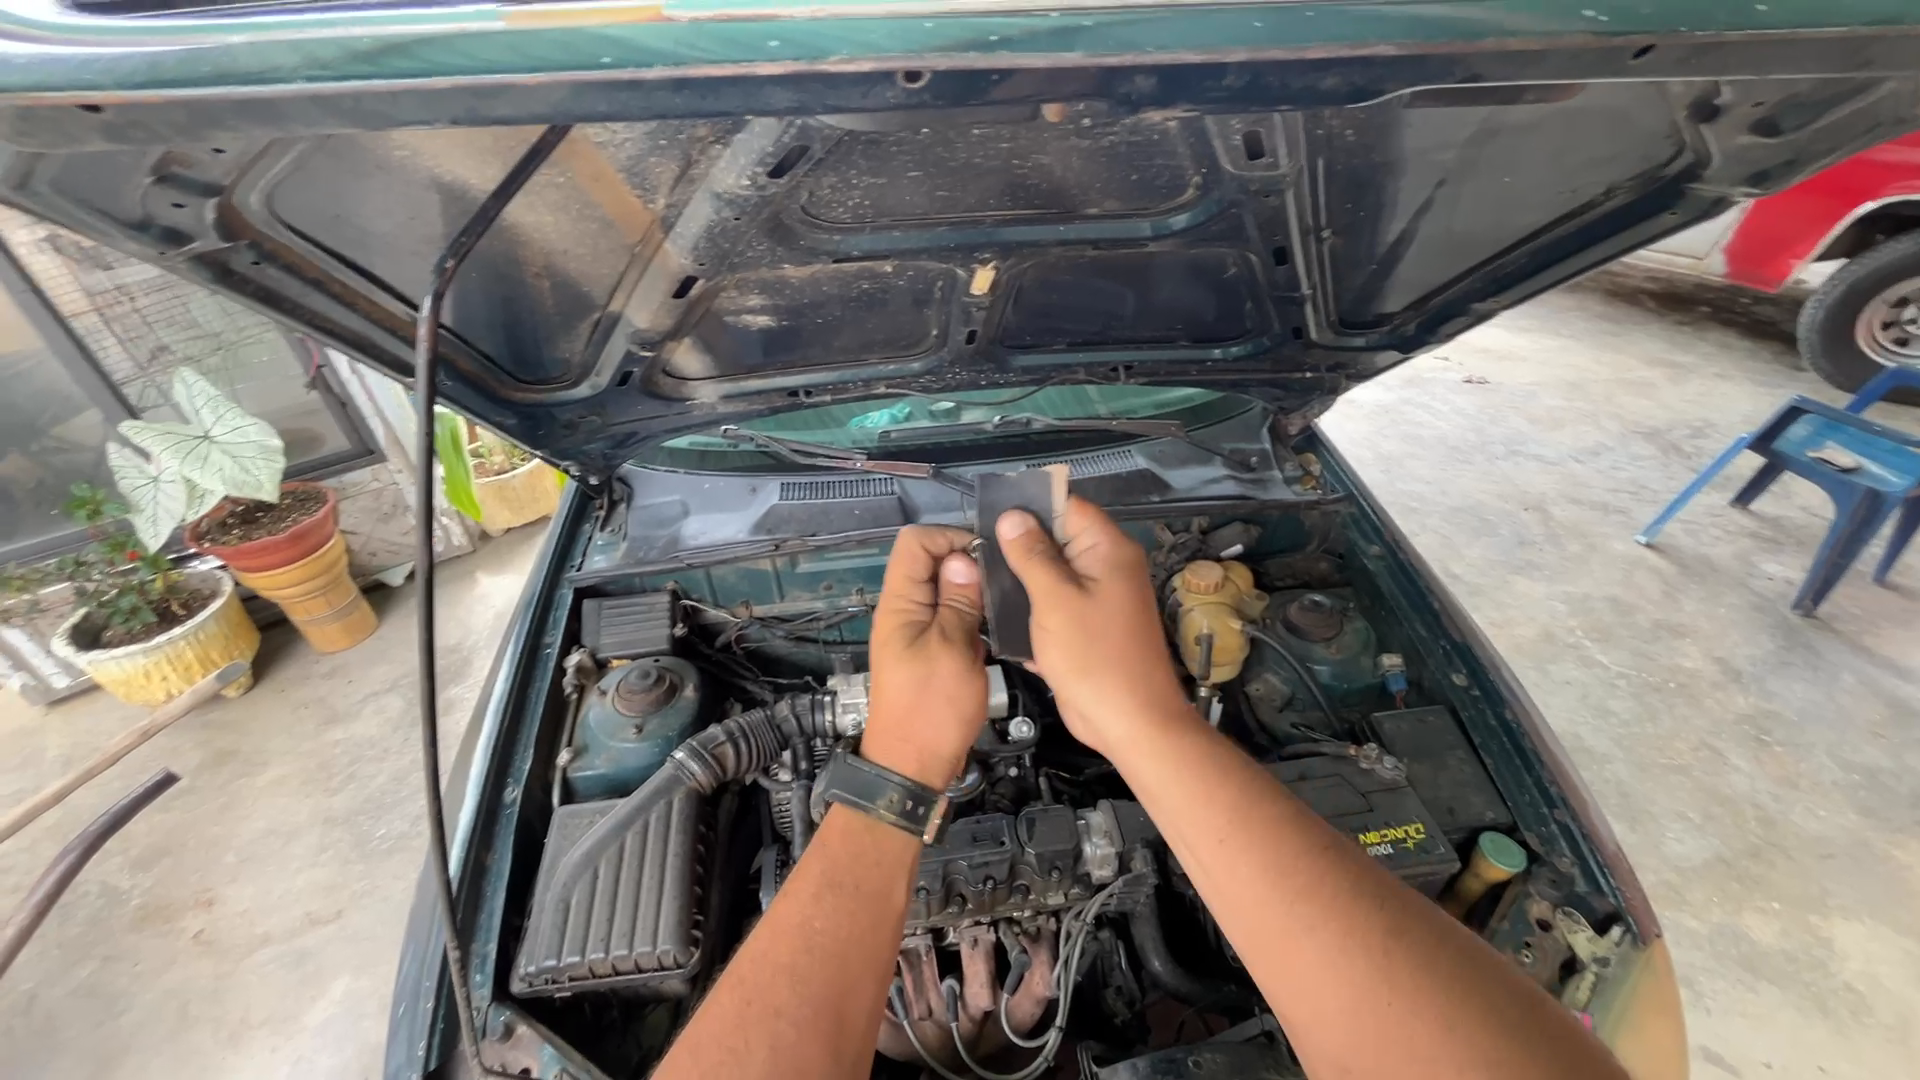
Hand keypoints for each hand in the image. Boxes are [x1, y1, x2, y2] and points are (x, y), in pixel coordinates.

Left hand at [861, 525, 987, 788]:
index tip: (986, 555)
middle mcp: (904, 610)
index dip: (950, 537)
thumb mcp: (952, 649)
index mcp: (900, 602)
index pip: (915, 542)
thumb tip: (963, 558)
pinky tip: (998, 629)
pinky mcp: (931, 652)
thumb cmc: (932, 709)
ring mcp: (916, 632)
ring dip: (973, 592)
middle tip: (1005, 580)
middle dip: (967, 563)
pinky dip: (973, 617)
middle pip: (931, 563)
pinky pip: (951, 619)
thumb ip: (958, 601)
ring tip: (1007, 603)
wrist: (912, 768)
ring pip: (945, 592)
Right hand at [994, 497, 1194, 756]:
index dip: (1030, 505)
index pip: (1067, 507)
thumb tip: (1012, 515)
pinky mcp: (1086, 627)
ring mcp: (1098, 598)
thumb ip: (1032, 555)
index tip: (989, 511)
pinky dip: (1032, 607)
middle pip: (1057, 539)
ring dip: (1021, 578)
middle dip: (1019, 543)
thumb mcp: (1055, 600)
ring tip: (979, 576)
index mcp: (1107, 550)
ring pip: (1052, 574)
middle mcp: (1106, 567)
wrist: (1130, 722)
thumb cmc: (1094, 657)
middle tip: (974, 546)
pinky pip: (1054, 604)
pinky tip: (1000, 613)